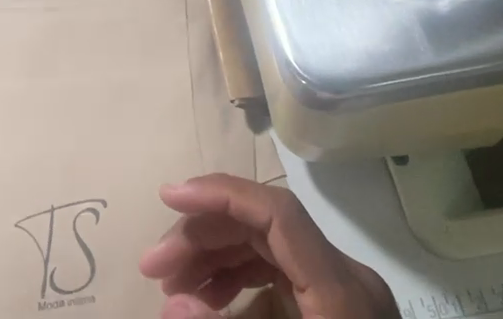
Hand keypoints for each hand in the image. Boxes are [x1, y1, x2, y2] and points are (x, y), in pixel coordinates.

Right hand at [141, 175, 396, 318]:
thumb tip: (172, 302)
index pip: (277, 214)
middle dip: (205, 235)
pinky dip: (241, 277)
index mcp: (341, 290)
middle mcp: (348, 278)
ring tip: (173, 285)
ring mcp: (347, 292)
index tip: (169, 197)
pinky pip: (285, 271)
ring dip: (218, 256)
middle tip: (153, 267)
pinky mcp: (340, 308)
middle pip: (267, 227)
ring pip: (272, 246)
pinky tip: (211, 299)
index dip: (221, 195)